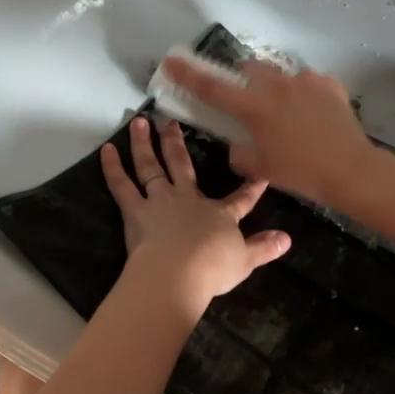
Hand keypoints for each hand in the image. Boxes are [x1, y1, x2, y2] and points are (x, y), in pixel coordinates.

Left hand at [100, 116, 290, 318]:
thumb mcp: (244, 261)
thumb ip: (264, 248)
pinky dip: (112, 167)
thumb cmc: (211, 269)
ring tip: (139, 121)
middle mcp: (188, 199)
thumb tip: (288, 240)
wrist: (176, 274)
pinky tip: (106, 149)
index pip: (239, 200)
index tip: (260, 175)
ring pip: (151, 166)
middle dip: (177, 142)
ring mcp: (160, 201)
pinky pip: (121, 185)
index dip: (251, 188)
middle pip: (182, 165)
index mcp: (219, 214)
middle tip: (170, 119)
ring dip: (144, 143)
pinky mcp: (135, 211)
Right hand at [156, 57, 377, 204]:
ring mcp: (305, 81)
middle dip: (245, 78)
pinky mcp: (329, 84)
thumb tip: (237, 143)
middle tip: (249, 100)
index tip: (171, 60)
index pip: (212, 88)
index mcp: (254, 107)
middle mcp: (276, 86)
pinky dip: (304, 95)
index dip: (188, 74)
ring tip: (288, 113)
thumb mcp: (260, 169)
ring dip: (277, 88)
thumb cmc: (301, 172)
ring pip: (281, 75)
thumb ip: (239, 153)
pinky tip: (312, 115)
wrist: (350, 169)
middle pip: (250, 68)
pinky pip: (309, 83)